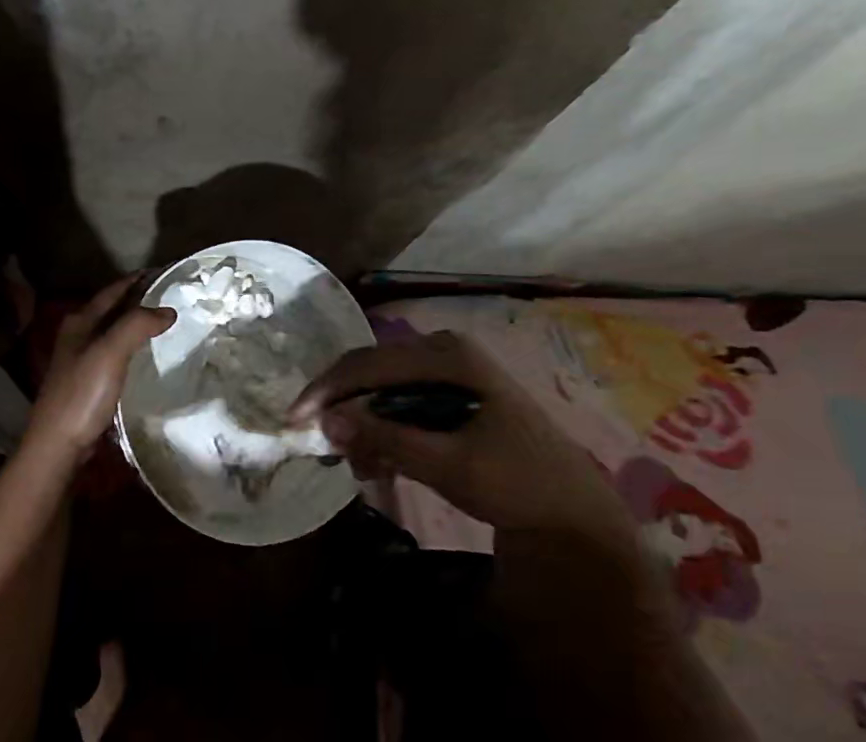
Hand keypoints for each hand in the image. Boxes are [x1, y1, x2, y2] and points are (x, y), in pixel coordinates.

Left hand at [24, 274, 175, 458]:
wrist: (58, 444)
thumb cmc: (81, 394)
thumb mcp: (110, 352)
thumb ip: (137, 325)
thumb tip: (168, 310)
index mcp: (80, 321)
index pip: (113, 290)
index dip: (137, 279)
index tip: (166, 272)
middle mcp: (78, 335)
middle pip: (113, 309)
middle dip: (140, 299)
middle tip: (173, 295)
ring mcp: (81, 360)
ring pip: (115, 331)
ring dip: (137, 323)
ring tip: (168, 322)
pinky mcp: (89, 382)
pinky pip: (116, 354)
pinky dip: (134, 347)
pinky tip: (150, 355)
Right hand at [291, 332, 632, 549]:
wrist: (570, 513)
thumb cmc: (515, 482)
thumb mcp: (447, 463)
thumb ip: (385, 438)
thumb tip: (327, 422)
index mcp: (448, 355)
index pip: (370, 362)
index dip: (328, 389)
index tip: (295, 420)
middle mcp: (443, 352)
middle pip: (371, 372)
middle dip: (343, 410)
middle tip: (320, 446)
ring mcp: (445, 373)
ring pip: (380, 390)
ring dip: (361, 427)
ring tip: (356, 467)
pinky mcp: (446, 396)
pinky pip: (396, 405)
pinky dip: (380, 433)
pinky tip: (377, 464)